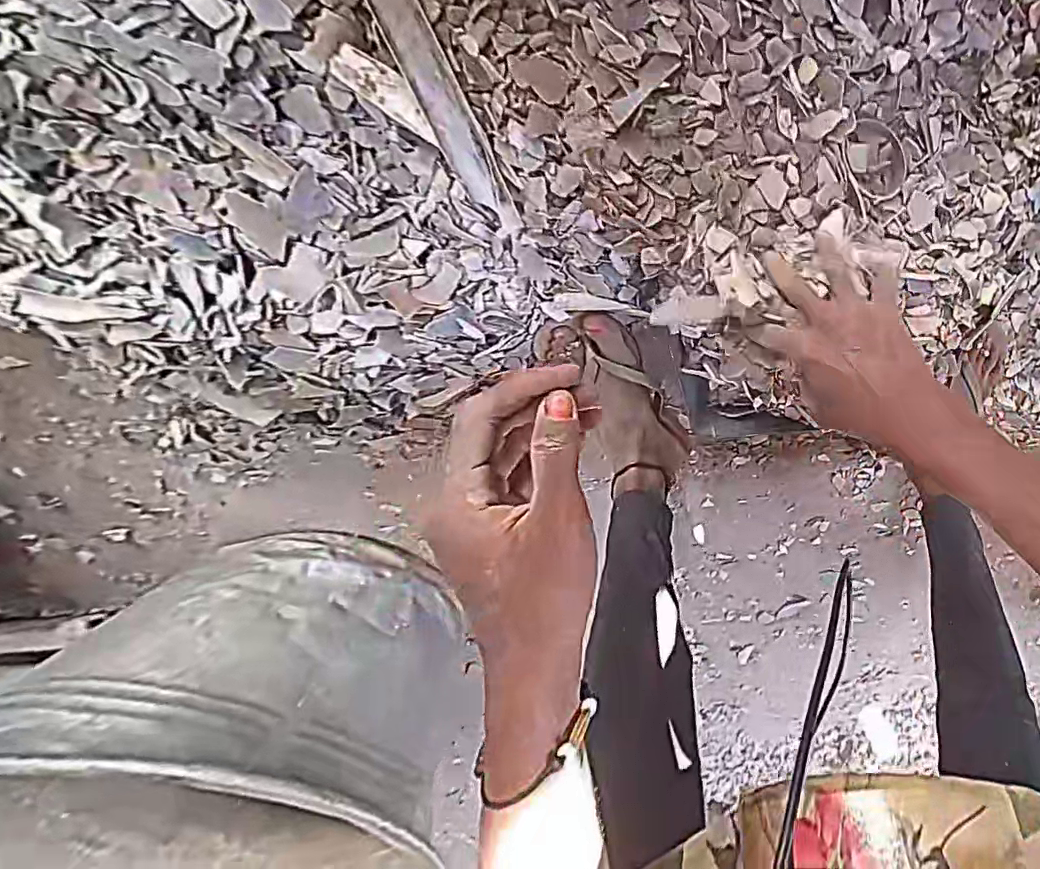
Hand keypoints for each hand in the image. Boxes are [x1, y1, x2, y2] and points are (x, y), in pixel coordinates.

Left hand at [419, 366, 596, 800]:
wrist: (540, 665)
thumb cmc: (542, 608)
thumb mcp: (557, 516)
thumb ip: (556, 450)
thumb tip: (557, 402)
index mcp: (457, 499)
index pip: (482, 416)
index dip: (525, 386)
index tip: (563, 375)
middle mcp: (456, 505)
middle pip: (490, 430)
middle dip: (537, 403)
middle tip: (579, 389)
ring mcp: (475, 518)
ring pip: (504, 451)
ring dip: (542, 427)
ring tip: (583, 411)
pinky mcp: (496, 528)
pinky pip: (515, 475)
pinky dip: (542, 454)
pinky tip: (570, 445)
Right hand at [753, 233, 953, 451]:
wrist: (908, 408)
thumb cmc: (865, 415)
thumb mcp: (822, 409)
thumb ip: (807, 385)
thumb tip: (803, 374)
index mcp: (807, 349)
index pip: (772, 334)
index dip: (759, 328)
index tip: (753, 324)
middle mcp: (828, 323)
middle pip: (797, 290)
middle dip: (780, 273)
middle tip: (771, 258)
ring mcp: (858, 312)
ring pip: (839, 273)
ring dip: (828, 253)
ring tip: (823, 236)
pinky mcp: (885, 310)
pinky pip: (883, 282)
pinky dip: (881, 269)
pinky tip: (880, 257)